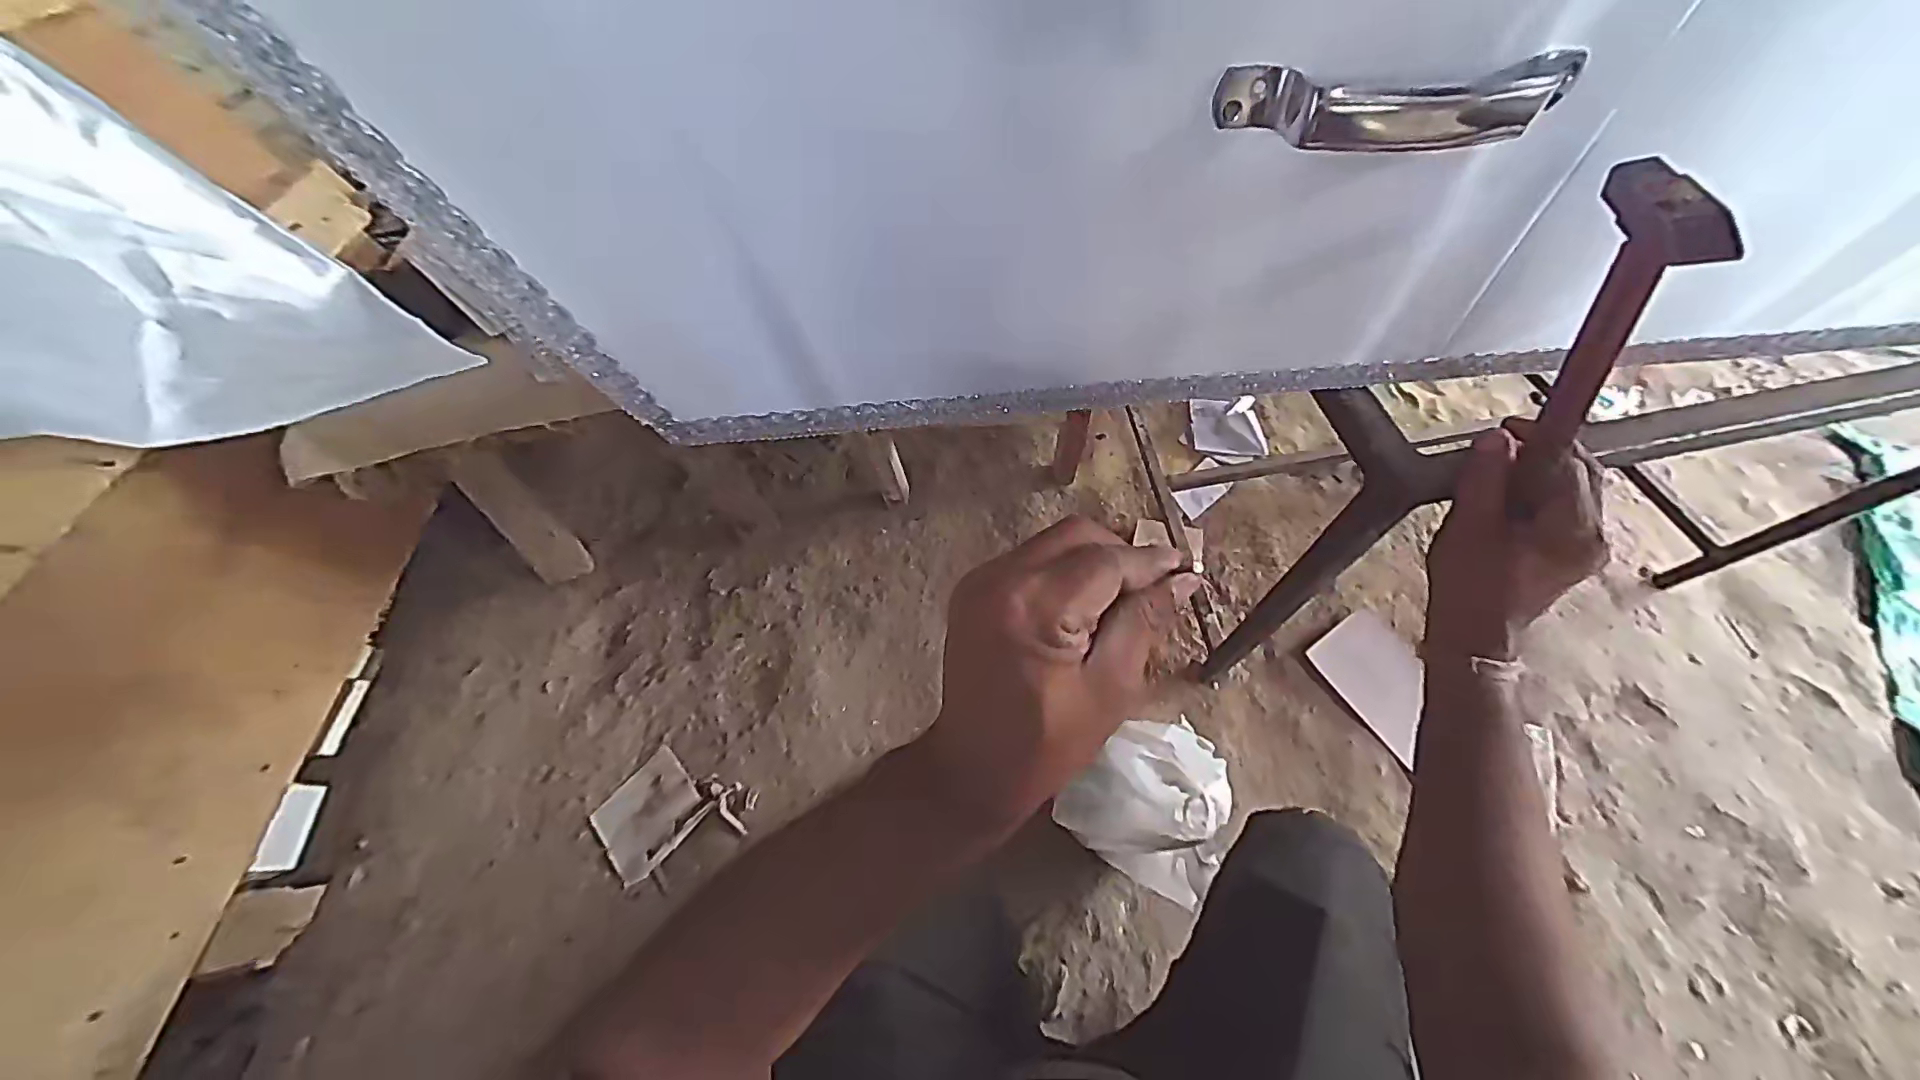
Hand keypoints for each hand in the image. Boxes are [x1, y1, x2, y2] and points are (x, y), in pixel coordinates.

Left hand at [910, 516, 1201, 832]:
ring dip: (1093, 557)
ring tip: (1123, 595)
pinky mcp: (973, 589)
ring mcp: (980, 580)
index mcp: (1034, 606)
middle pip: (1076, 535)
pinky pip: (1030, 559)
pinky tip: (1083, 602)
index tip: (1186, 568)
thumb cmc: (1046, 743)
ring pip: (1053, 542)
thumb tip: (1182, 580)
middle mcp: (1000, 579)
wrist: (972, 765)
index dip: (1150, 561)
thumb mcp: (1110, 688)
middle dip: (1122, 551)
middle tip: (1155, 584)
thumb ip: (1144, 623)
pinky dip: (1063, 568)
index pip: (1105, 559)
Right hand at [1425, 419, 1607, 661]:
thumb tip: (1496, 439)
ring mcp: (1588, 547)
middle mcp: (1594, 534)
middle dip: (1544, 453)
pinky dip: (1539, 495)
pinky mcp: (1573, 555)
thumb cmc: (1467, 584)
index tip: (1508, 425)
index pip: (1569, 464)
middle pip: (1583, 474)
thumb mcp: (1468, 528)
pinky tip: (1507, 499)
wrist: (1473, 637)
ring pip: (1575, 491)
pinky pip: (1565, 510)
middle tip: (1500, 447)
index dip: (1541, 437)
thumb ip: (1485, 480)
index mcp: (1574, 527)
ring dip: (1540, 474)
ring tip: (1498, 472)